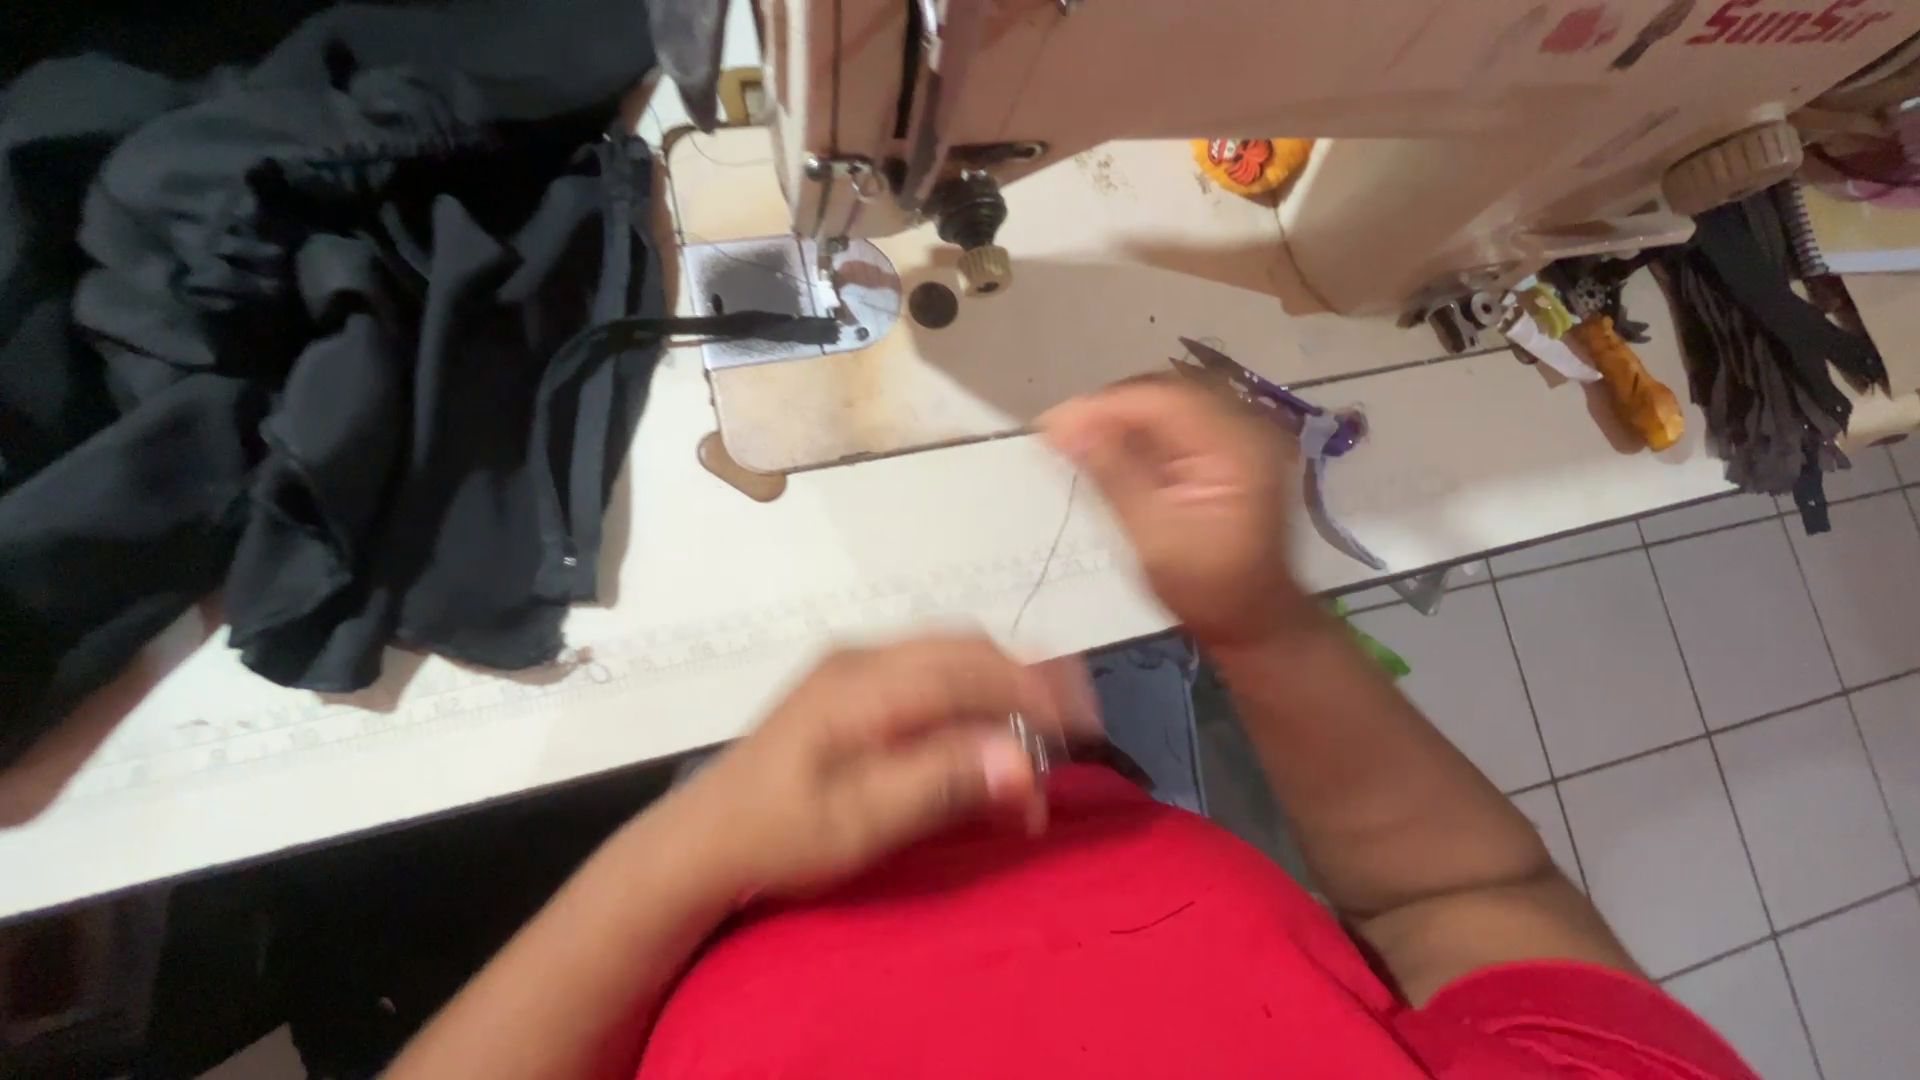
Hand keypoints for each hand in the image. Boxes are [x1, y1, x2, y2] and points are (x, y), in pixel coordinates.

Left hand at [663, 636, 1101, 900]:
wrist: (703, 837)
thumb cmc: (778, 836)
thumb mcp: (860, 822)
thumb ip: (940, 783)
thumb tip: (1021, 759)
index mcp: (862, 683)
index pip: (967, 669)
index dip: (1031, 689)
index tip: (1080, 722)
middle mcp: (862, 656)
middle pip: (965, 649)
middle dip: (1024, 682)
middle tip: (1067, 730)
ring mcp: (854, 663)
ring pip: (950, 653)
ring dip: (999, 685)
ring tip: (1034, 731)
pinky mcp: (852, 680)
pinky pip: (930, 667)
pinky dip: (971, 689)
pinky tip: (984, 724)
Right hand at [1041, 377, 1310, 648]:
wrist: (1251, 620)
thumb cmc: (1206, 590)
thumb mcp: (1153, 538)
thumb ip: (1112, 475)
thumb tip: (1063, 426)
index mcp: (1236, 446)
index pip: (1162, 399)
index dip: (1103, 406)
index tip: (1052, 427)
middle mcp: (1242, 427)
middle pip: (1161, 394)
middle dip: (1106, 411)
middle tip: (1057, 436)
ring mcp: (1233, 437)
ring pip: (1161, 407)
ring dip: (1114, 422)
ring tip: (1071, 443)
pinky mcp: (1219, 451)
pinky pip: (1168, 426)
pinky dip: (1130, 436)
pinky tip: (1100, 454)